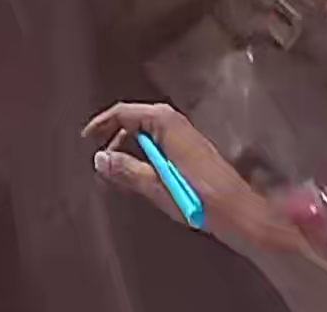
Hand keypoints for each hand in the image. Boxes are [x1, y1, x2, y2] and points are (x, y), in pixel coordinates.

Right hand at [83, 101, 313, 261]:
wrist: (239, 213)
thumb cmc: (201, 198)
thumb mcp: (157, 186)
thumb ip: (126, 170)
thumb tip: (101, 159)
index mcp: (164, 121)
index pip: (123, 112)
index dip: (102, 124)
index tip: (87, 137)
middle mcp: (173, 120)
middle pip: (133, 119)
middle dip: (114, 136)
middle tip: (101, 159)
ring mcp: (182, 132)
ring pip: (145, 131)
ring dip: (128, 147)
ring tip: (117, 170)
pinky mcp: (188, 146)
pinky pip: (157, 141)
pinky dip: (143, 152)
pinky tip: (140, 173)